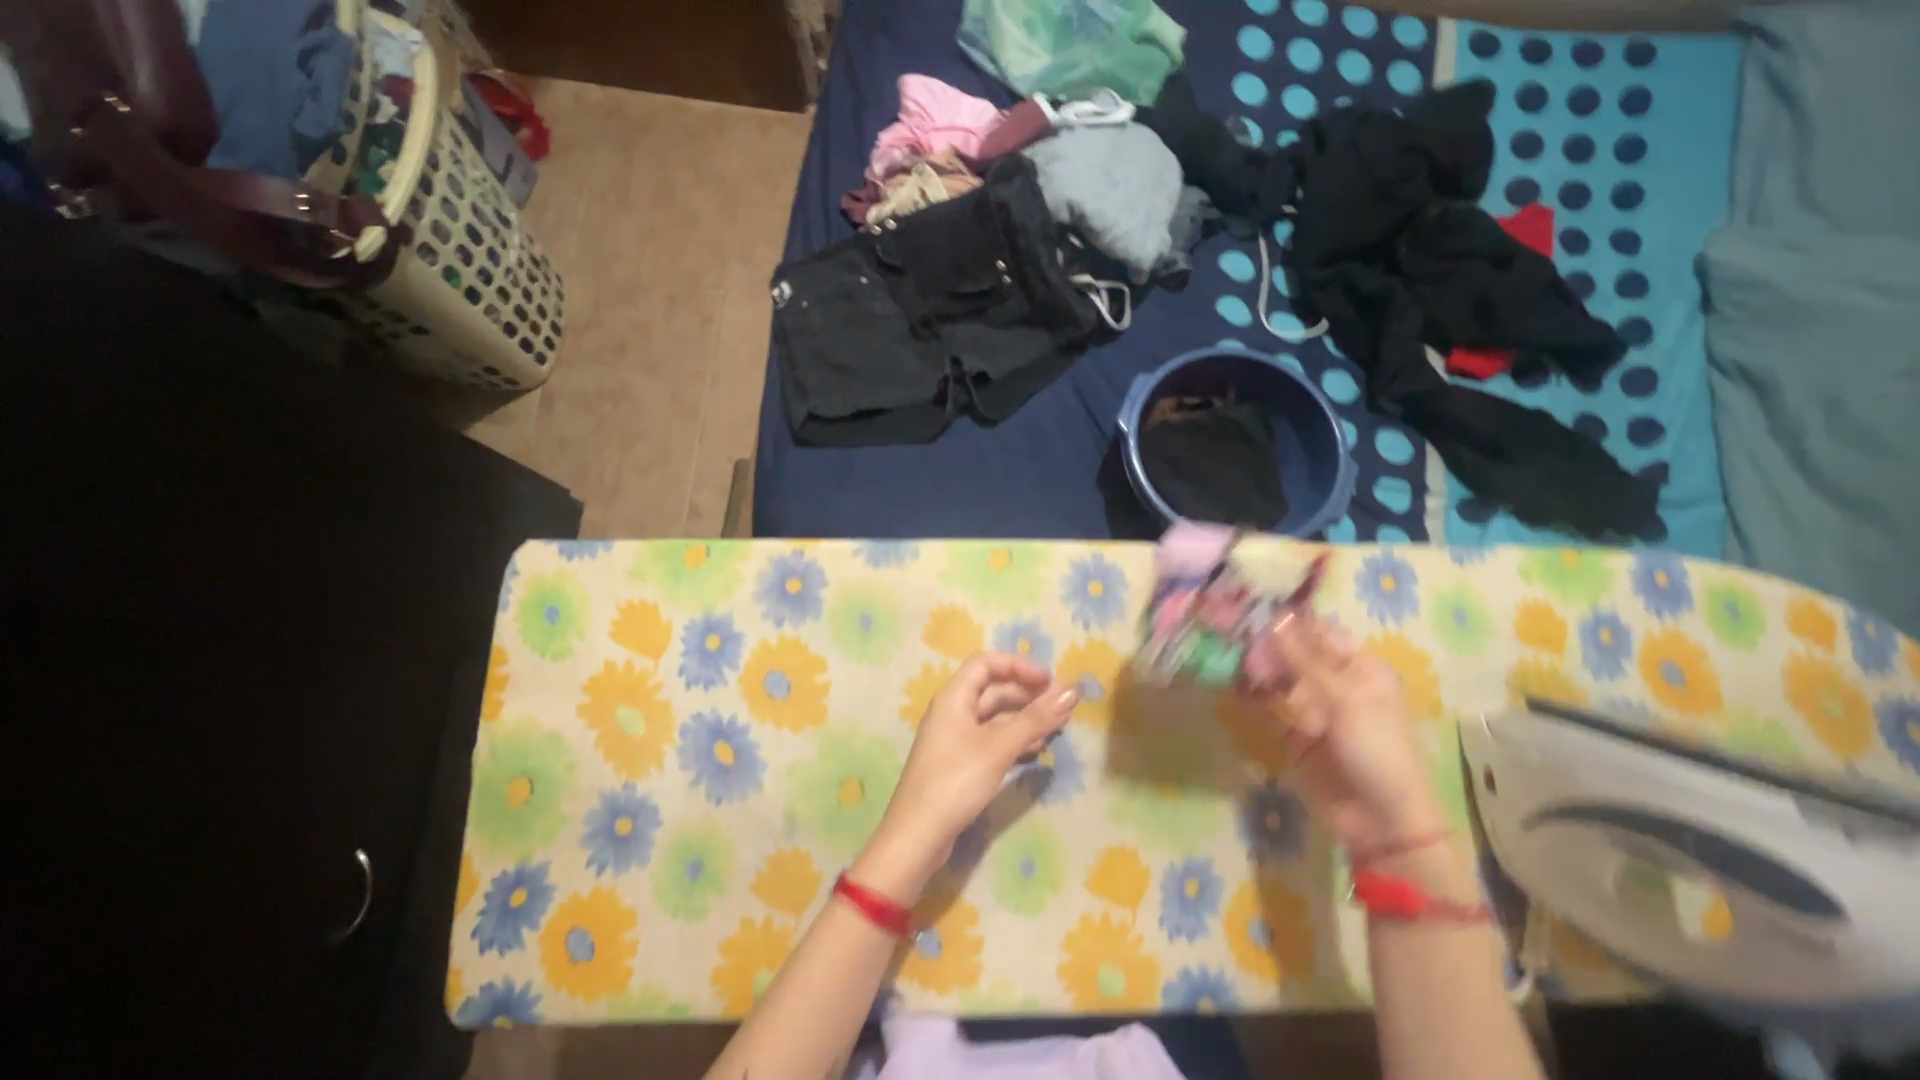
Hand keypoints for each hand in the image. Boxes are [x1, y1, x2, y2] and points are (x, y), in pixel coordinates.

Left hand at [854, 653, 1078, 901]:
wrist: (918, 836)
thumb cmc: (955, 783)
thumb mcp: (998, 748)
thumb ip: (1035, 719)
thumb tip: (1073, 690)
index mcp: (953, 698)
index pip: (986, 663)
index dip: (1019, 666)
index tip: (1050, 681)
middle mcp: (952, 712)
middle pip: (993, 689)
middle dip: (1028, 694)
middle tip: (1063, 707)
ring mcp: (955, 739)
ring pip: (994, 717)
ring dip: (1025, 719)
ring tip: (1058, 729)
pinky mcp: (960, 763)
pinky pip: (991, 740)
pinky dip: (1014, 740)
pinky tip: (1036, 751)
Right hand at [1245, 614, 1444, 851]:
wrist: (1381, 819)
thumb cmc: (1377, 749)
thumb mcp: (1345, 699)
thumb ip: (1305, 660)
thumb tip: (1276, 617)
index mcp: (1360, 669)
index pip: (1320, 634)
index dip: (1289, 622)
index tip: (1251, 606)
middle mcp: (1335, 684)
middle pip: (1294, 656)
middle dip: (1265, 645)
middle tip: (1227, 630)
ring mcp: (1312, 711)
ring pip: (1277, 681)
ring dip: (1254, 669)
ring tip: (1222, 655)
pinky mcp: (1292, 737)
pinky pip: (1267, 711)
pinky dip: (1249, 699)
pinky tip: (1227, 685)